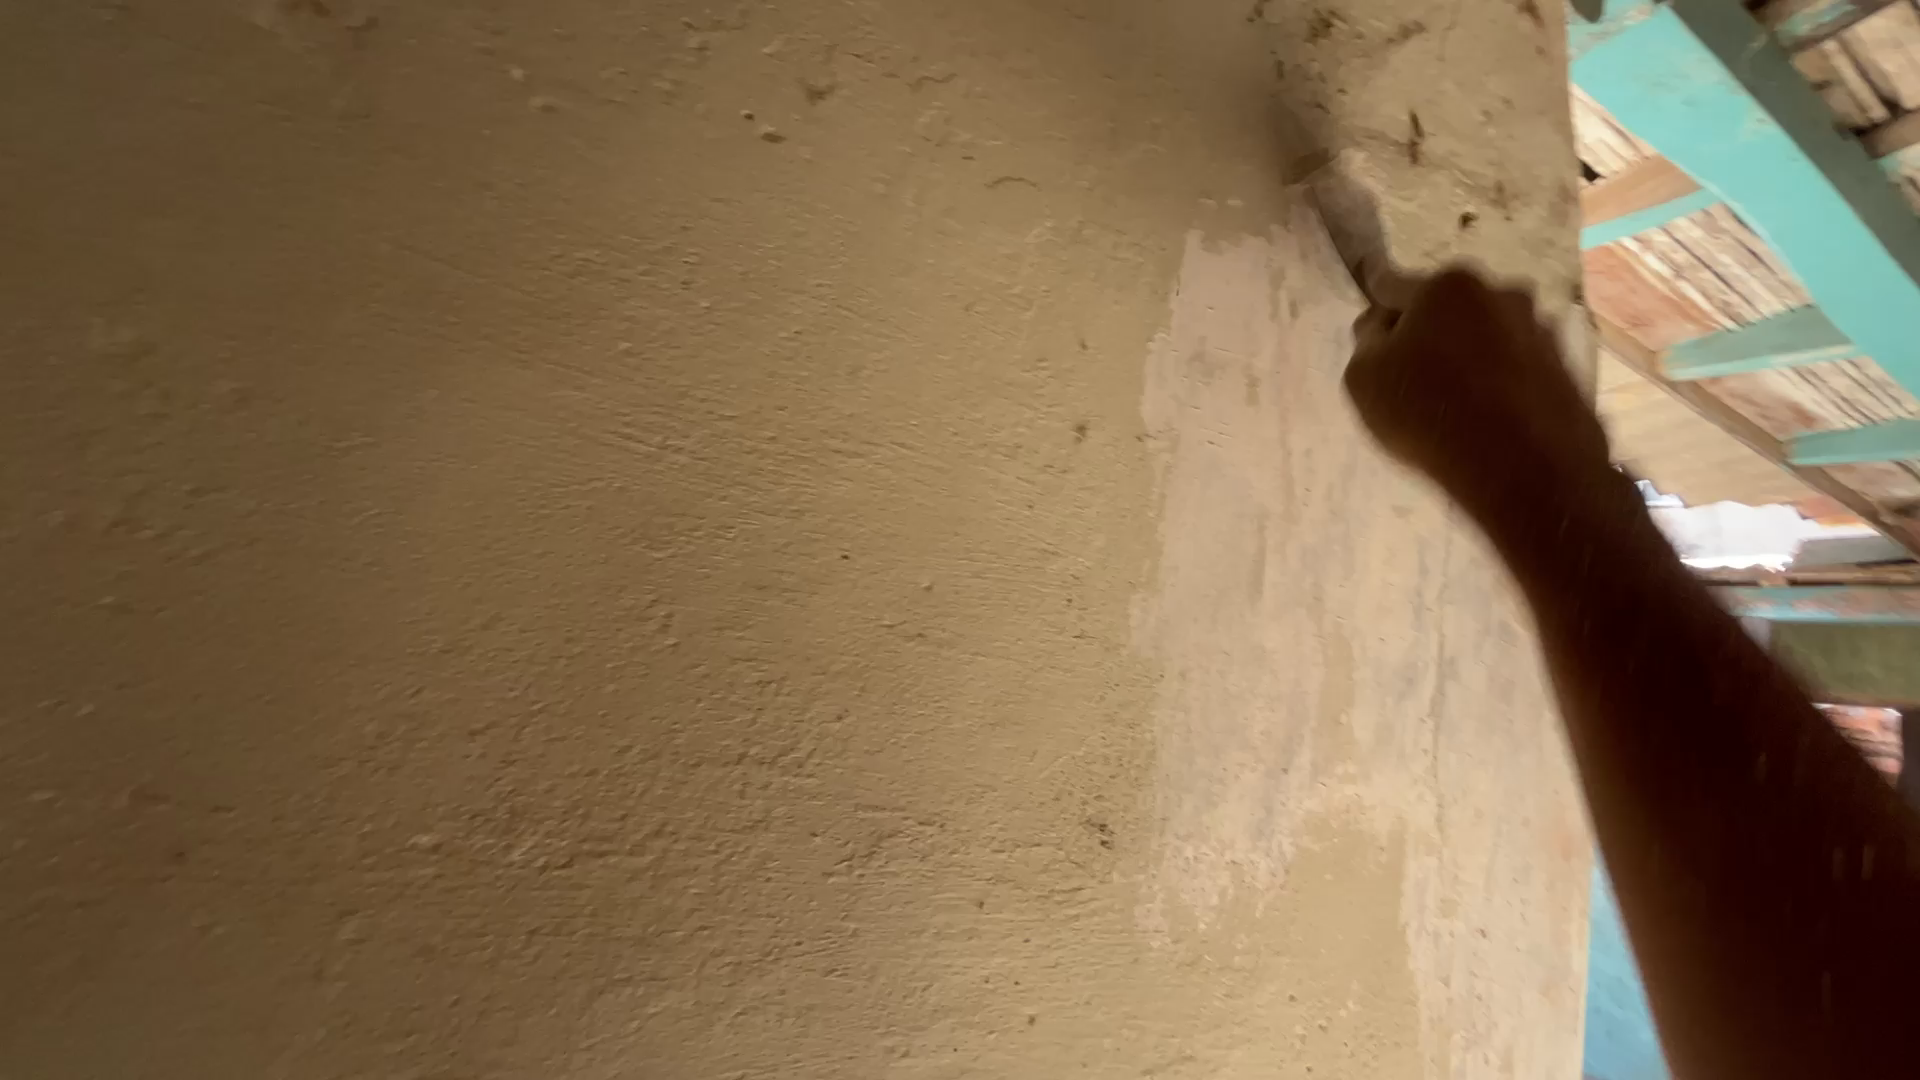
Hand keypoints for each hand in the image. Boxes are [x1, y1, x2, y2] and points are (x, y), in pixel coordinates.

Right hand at [1342, 266, 1609, 510]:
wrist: (1518, 464)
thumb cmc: (1424, 411)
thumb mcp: (1362, 376)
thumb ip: (1367, 339)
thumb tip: (1383, 324)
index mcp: (1449, 283)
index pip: (1393, 290)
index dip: (1378, 320)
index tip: (1372, 346)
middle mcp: (1502, 291)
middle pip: (1445, 310)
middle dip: (1427, 335)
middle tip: (1409, 380)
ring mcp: (1541, 326)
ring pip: (1482, 336)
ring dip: (1464, 357)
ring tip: (1450, 404)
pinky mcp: (1565, 364)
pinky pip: (1513, 365)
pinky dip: (1496, 380)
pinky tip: (1482, 415)